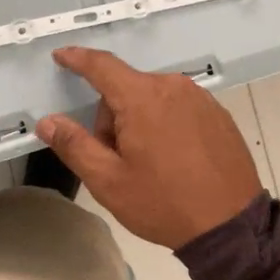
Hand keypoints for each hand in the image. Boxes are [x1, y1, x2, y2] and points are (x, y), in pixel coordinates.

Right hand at [36, 47, 263, 250]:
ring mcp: (200, 98)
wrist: (230, 223)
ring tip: (149, 166)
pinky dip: (167, 125)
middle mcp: (174, 87)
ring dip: (140, 122)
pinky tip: (174, 161)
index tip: (61, 56)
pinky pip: (179, 108)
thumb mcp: (109, 181)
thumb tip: (49, 121)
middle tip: (118, 161)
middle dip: (113, 119)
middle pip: (127, 89)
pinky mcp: (218, 113)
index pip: (102, 66)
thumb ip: (75, 145)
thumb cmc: (164, 203)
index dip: (77, 59)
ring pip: (153, 99)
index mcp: (143, 98)